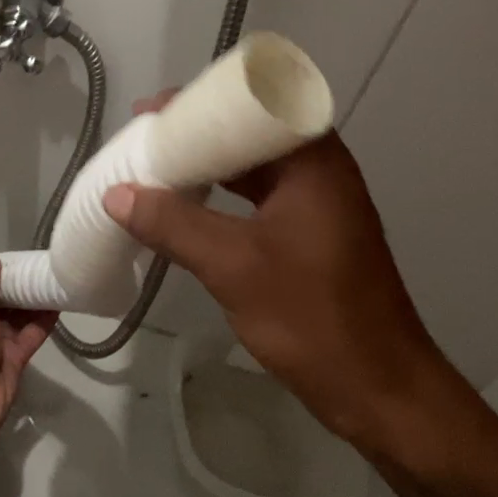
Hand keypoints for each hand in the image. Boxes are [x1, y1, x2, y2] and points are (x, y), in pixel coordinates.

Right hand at [101, 91, 455, 446]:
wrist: (380, 390)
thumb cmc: (312, 317)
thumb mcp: (233, 266)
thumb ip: (173, 225)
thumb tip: (117, 194)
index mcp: (312, 162)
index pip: (249, 106)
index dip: (196, 105)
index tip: (148, 114)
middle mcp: (320, 171)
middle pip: (248, 133)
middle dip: (195, 135)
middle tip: (144, 140)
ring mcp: (318, 204)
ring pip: (252, 168)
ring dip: (206, 168)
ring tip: (155, 171)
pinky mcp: (312, 235)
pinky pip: (259, 198)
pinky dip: (222, 198)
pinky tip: (187, 209)